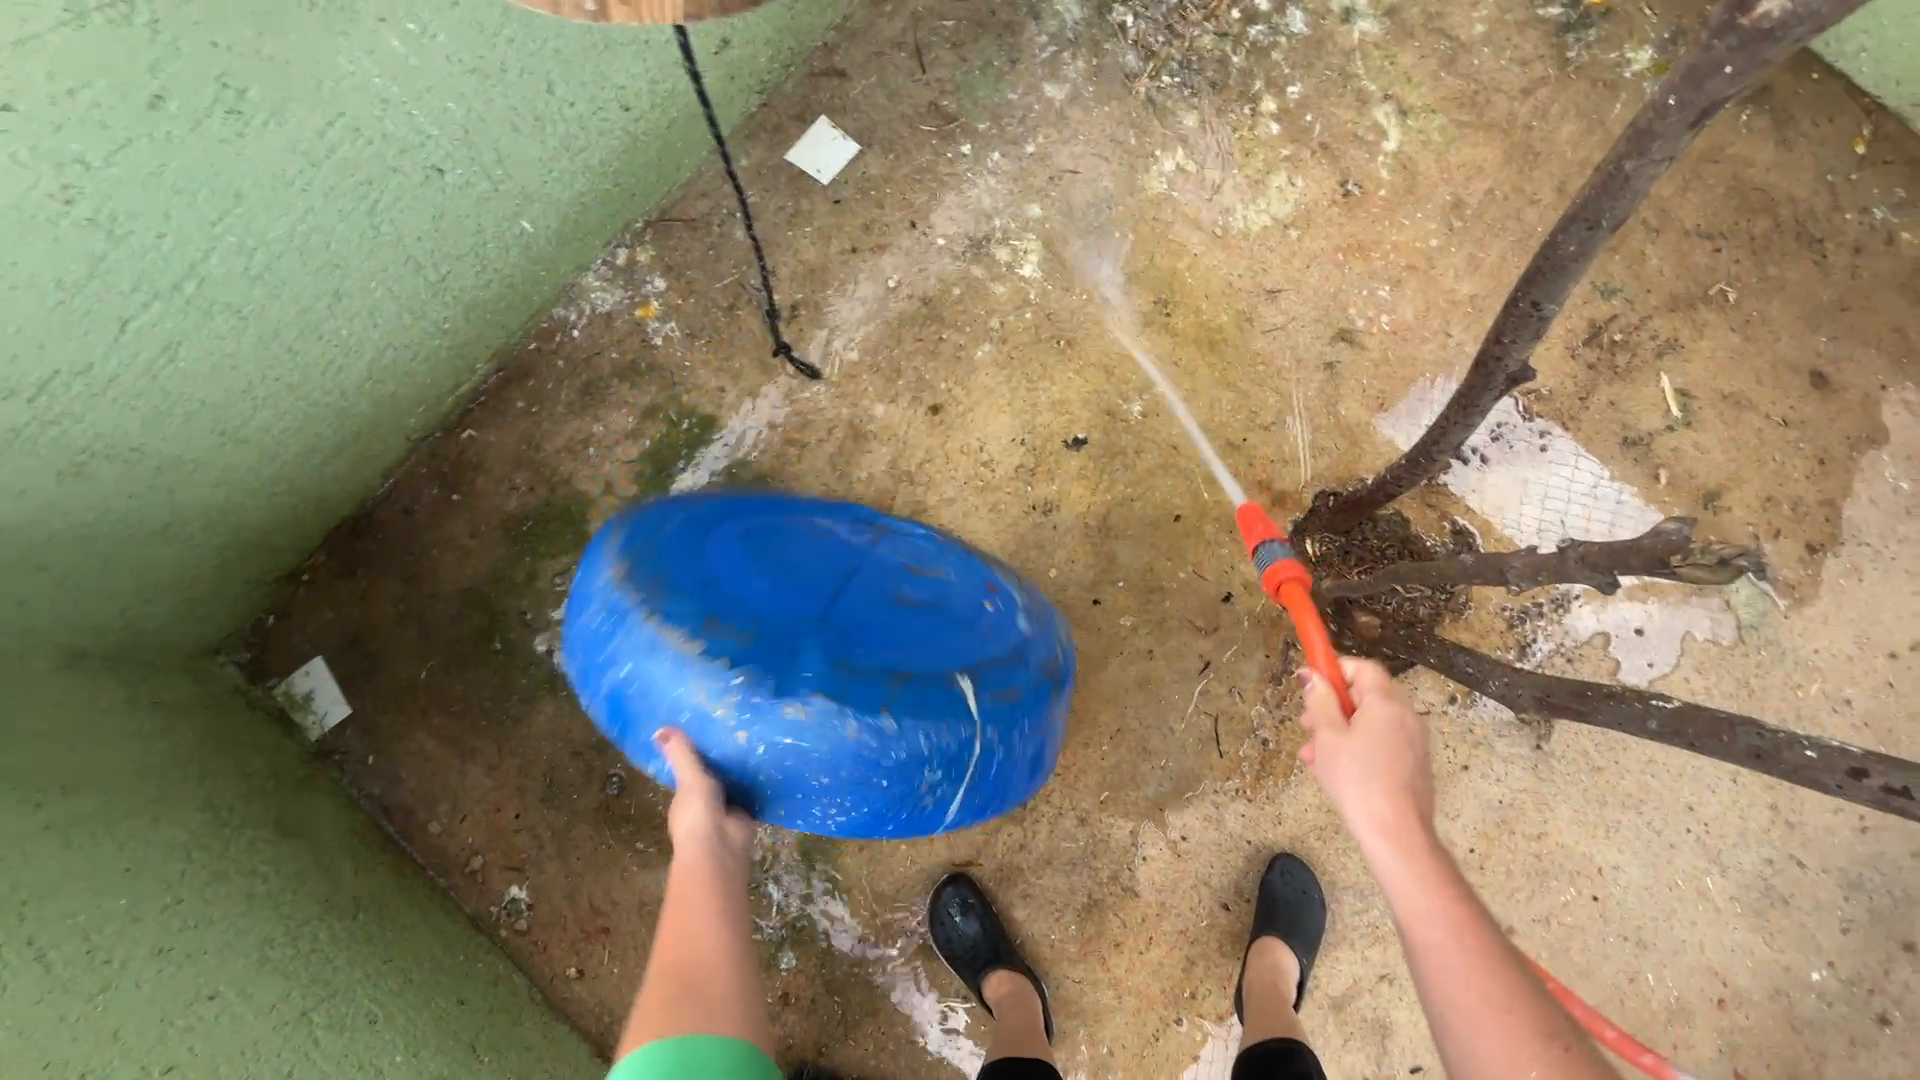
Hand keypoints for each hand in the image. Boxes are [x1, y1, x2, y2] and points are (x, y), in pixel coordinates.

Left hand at [654, 728, 755, 869]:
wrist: (720, 846)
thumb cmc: (697, 812)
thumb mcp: (688, 777)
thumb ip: (680, 754)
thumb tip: (659, 729)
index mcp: (684, 796)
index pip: (690, 771)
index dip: (697, 755)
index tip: (709, 733)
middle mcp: (704, 803)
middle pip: (713, 777)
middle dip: (723, 762)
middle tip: (738, 732)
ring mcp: (725, 810)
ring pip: (734, 786)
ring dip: (742, 772)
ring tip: (757, 742)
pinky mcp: (745, 815)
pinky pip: (751, 795)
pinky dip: (758, 784)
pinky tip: (769, 765)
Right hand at [1297, 657, 1434, 850]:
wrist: (1396, 832)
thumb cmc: (1357, 779)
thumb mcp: (1327, 736)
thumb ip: (1320, 700)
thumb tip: (1312, 675)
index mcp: (1386, 702)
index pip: (1363, 667)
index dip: (1334, 670)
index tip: (1309, 685)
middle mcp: (1406, 715)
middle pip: (1365, 694)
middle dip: (1332, 704)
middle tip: (1306, 724)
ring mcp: (1413, 740)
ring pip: (1369, 720)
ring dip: (1338, 728)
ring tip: (1313, 753)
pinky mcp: (1413, 762)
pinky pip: (1379, 741)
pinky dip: (1356, 745)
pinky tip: (1333, 768)